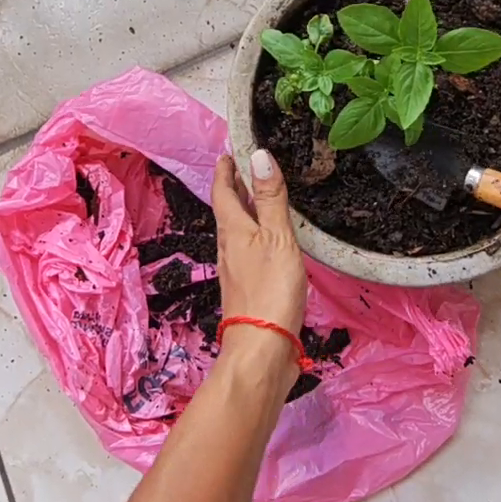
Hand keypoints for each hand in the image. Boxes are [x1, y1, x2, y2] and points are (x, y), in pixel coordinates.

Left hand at [210, 150, 306, 338]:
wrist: (261, 350)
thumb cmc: (271, 291)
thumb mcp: (277, 238)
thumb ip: (270, 198)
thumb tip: (259, 156)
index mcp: (234, 230)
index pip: (223, 191)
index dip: (225, 170)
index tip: (228, 152)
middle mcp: (230, 247)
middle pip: (228, 210)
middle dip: (234, 187)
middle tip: (244, 168)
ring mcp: (237, 269)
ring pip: (237, 230)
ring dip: (245, 210)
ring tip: (258, 197)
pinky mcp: (248, 288)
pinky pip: (248, 249)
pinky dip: (255, 234)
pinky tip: (268, 240)